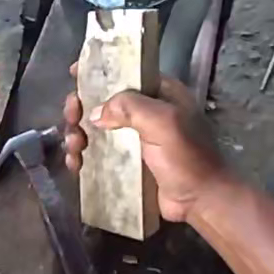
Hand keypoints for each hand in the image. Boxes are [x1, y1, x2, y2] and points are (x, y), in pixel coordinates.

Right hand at [62, 74, 234, 223]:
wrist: (200, 201)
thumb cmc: (187, 157)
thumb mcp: (164, 122)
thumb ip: (130, 107)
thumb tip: (95, 113)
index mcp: (159, 93)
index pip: (124, 74)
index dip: (98, 72)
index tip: (74, 75)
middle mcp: (144, 112)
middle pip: (102, 101)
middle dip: (81, 108)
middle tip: (72, 117)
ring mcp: (133, 138)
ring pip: (94, 129)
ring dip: (77, 134)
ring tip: (74, 146)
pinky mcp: (126, 162)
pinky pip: (97, 154)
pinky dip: (82, 156)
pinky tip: (75, 164)